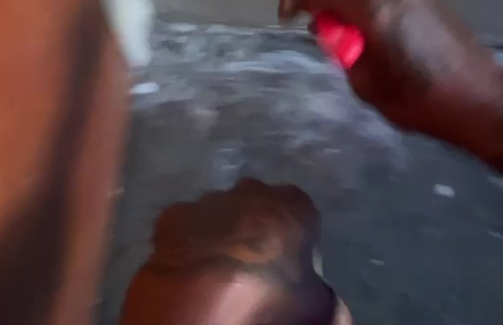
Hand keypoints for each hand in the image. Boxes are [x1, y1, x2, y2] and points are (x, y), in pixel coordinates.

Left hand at [120, 179, 341, 324]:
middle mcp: (251, 191)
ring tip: (218, 278)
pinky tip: (190, 274)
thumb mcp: (319, 310)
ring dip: (222, 235)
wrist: (197, 311)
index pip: (303, 215)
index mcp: (293, 205)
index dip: (297, 244)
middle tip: (256, 274)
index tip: (291, 273)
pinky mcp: (171, 218)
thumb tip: (331, 303)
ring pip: (221, 215)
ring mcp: (208, 201)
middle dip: (257, 231)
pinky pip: (187, 230)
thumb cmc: (270, 304)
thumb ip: (328, 298)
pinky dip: (189, 246)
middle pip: (259, 208)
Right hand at [278, 0, 502, 145]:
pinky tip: (363, 27)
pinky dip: (362, 1)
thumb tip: (332, 29)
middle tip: (302, 19)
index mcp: (372, 6)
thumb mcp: (367, 83)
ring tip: (335, 30)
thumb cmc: (421, 100)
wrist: (482, 98)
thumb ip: (342, 49)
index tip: (286, 18)